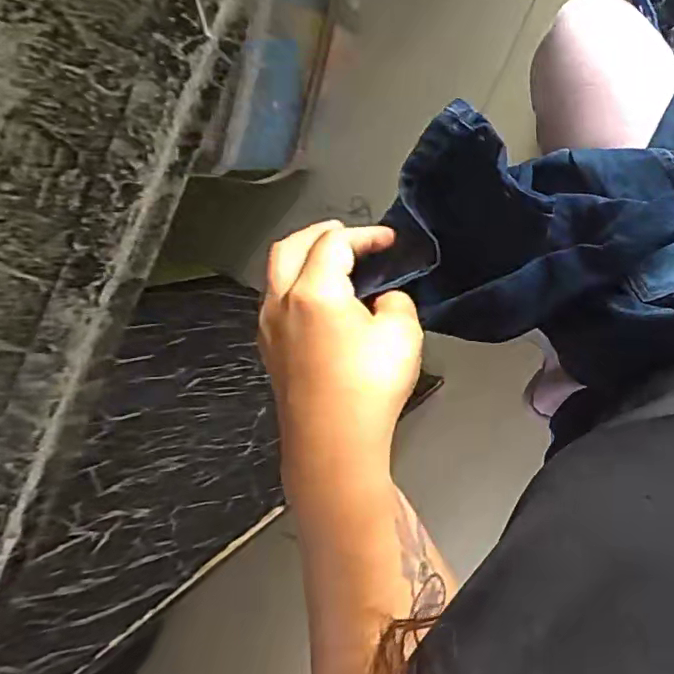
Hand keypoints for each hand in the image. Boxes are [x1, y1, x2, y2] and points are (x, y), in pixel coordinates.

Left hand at [259, 220, 421, 460]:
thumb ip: (396, 302)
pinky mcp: (273, 351)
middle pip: (290, 248)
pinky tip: (324, 301)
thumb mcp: (403, 333)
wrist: (334, 439)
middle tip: (349, 234)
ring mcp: (270, 328)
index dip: (364, 234)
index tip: (388, 238)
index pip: (335, 244)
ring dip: (305, 259)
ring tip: (336, 263)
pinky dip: (300, 285)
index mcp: (314, 291)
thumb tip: (384, 300)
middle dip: (320, 234)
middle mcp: (281, 303)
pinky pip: (279, 301)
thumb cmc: (369, 385)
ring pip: (278, 275)